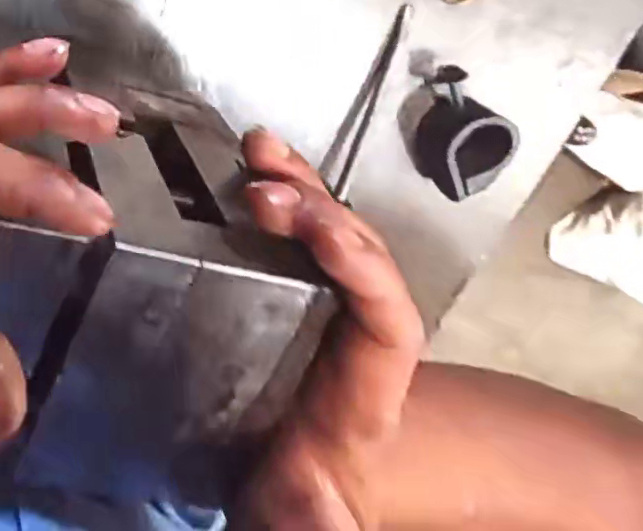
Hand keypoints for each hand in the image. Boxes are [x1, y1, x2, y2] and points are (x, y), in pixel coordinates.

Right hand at [234, 129, 424, 529]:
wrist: (304, 463)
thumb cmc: (306, 489)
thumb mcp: (307, 514)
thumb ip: (315, 517)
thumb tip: (317, 504)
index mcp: (365, 384)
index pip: (387, 317)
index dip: (363, 268)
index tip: (321, 232)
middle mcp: (355, 323)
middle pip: (359, 251)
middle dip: (318, 210)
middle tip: (262, 188)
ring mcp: (327, 292)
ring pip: (331, 223)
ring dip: (299, 182)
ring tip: (260, 149)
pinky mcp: (293, 274)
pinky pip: (298, 222)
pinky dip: (282, 184)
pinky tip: (254, 158)